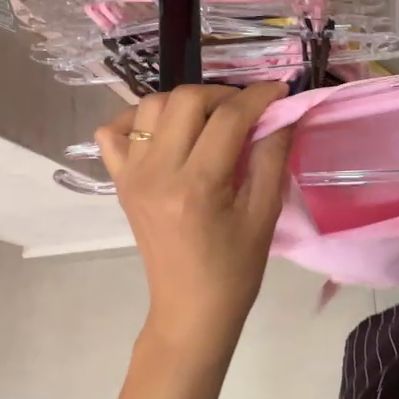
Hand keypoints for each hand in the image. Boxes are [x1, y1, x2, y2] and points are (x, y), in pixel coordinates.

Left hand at [94, 83, 292, 348]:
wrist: (191, 307)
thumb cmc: (236, 267)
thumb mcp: (265, 212)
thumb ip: (273, 155)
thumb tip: (283, 111)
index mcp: (197, 186)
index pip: (228, 118)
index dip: (258, 96)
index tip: (280, 91)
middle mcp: (156, 173)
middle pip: (185, 100)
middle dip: (223, 94)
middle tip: (248, 110)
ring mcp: (131, 175)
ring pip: (152, 105)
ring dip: (187, 102)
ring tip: (213, 119)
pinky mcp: (120, 181)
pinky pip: (115, 131)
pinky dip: (140, 119)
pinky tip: (169, 132)